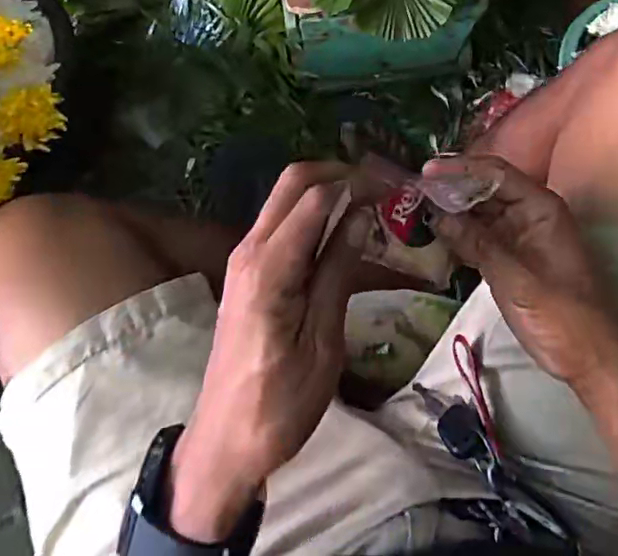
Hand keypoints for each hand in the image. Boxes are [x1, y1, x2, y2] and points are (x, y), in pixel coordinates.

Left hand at [168, 162, 369, 541]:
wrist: (224, 443)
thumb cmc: (279, 405)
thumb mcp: (322, 343)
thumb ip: (337, 272)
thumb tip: (360, 215)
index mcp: (269, 267)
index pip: (314, 197)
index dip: (356, 183)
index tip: (394, 186)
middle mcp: (250, 249)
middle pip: (293, 182)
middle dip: (339, 173)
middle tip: (382, 188)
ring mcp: (244, 257)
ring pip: (285, 198)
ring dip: (326, 190)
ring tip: (371, 206)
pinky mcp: (247, 270)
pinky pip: (282, 223)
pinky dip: (313, 214)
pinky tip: (343, 233)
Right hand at [424, 155, 617, 388]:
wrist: (590, 360)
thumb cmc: (561, 316)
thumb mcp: (515, 279)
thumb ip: (477, 244)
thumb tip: (437, 216)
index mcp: (540, 207)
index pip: (496, 173)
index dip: (461, 169)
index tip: (427, 172)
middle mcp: (529, 213)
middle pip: (485, 188)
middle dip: (451, 188)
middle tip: (414, 189)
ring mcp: (520, 235)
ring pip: (480, 212)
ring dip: (451, 210)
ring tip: (416, 207)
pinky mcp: (511, 256)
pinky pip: (480, 235)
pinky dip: (458, 234)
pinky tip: (434, 235)